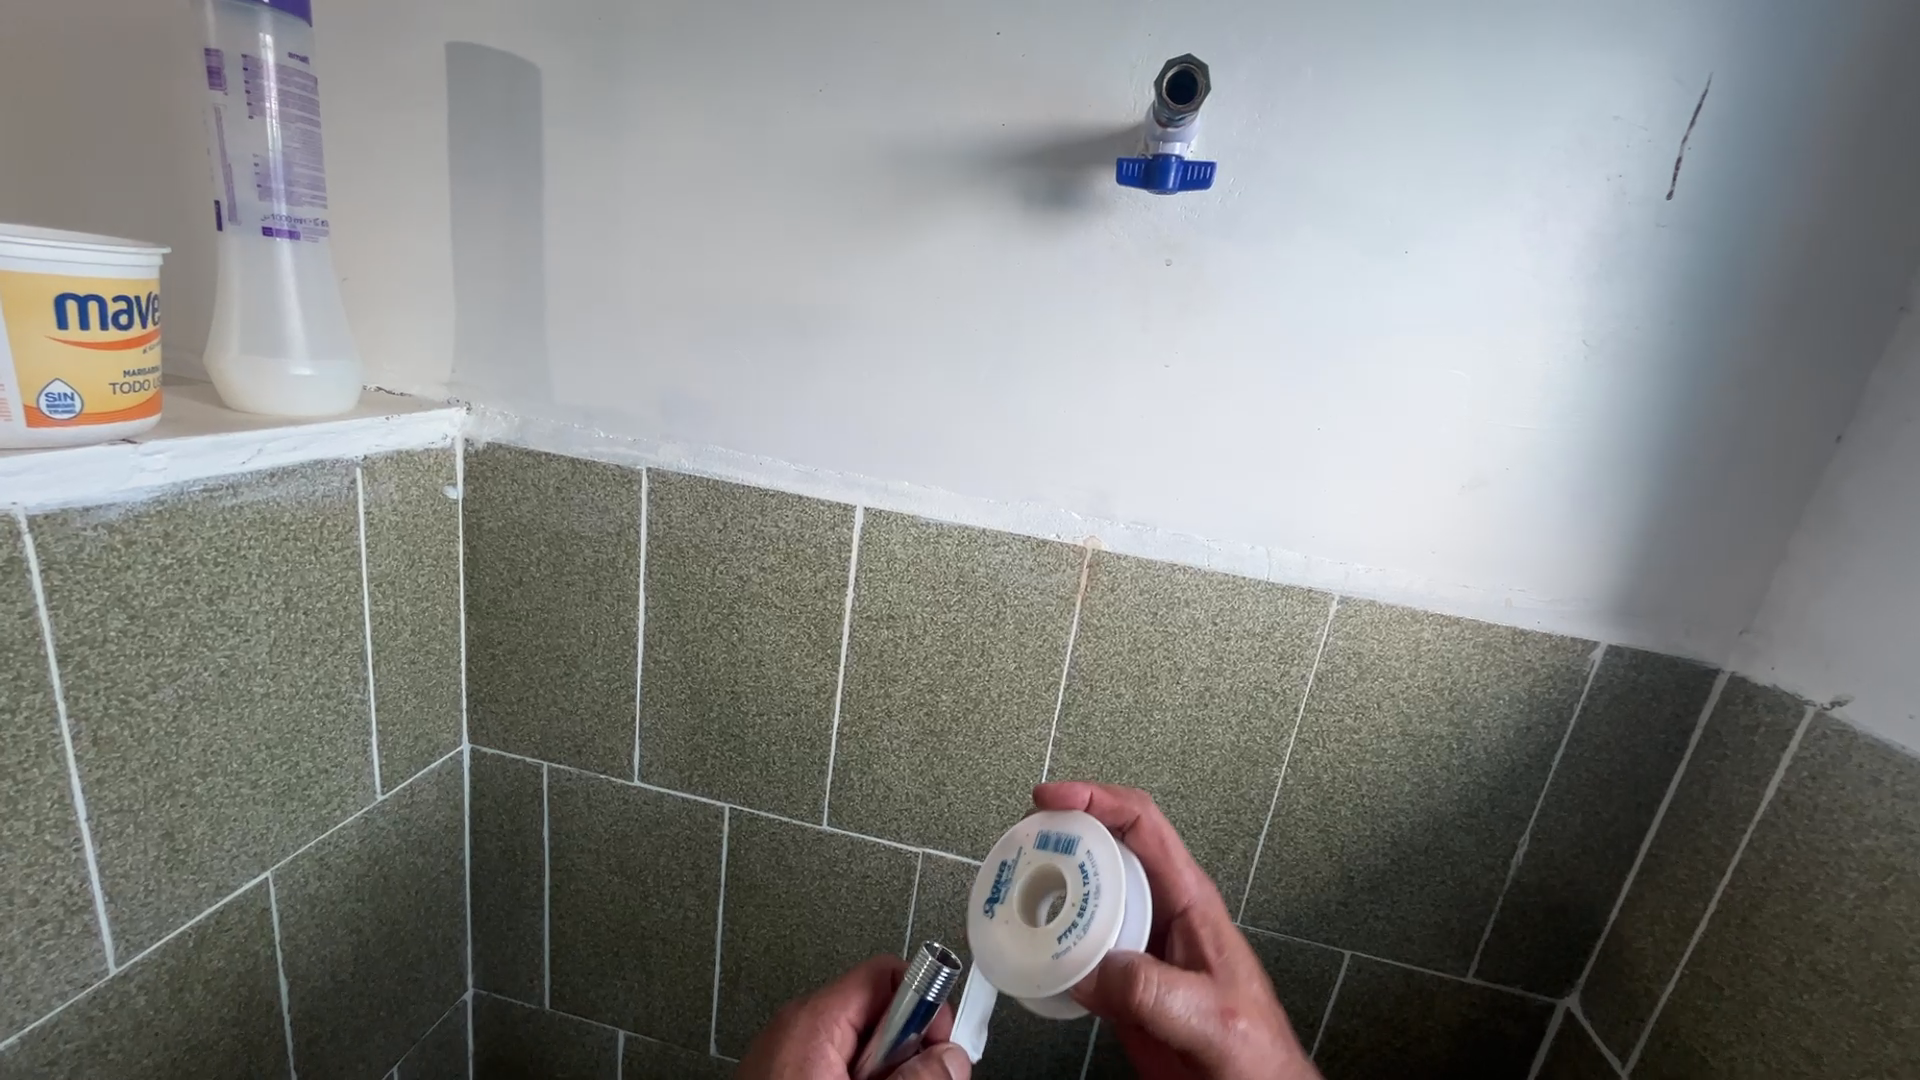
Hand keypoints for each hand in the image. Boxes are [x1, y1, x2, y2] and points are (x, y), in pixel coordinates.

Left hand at [735, 954, 971, 1079]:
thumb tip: (951, 1057)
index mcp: (813, 1019)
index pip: (886, 974)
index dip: (923, 1004)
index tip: (939, 1046)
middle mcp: (796, 1027)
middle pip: (878, 1013)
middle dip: (905, 1051)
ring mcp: (783, 1057)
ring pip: (860, 1047)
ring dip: (883, 1074)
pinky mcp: (780, 1079)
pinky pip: (834, 1067)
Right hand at [1033, 783, 1320, 1079]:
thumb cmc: (1256, 1055)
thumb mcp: (1212, 1018)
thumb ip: (1156, 991)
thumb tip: (1089, 968)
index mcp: (1187, 897)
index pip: (1140, 823)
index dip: (1095, 799)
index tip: (1052, 799)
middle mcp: (1158, 908)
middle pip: (1104, 846)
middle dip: (1061, 831)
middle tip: (1022, 839)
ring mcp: (1137, 940)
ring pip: (1086, 891)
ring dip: (1051, 882)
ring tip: (1014, 884)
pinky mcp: (1120, 976)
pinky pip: (1077, 941)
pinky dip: (1049, 936)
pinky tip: (1031, 947)